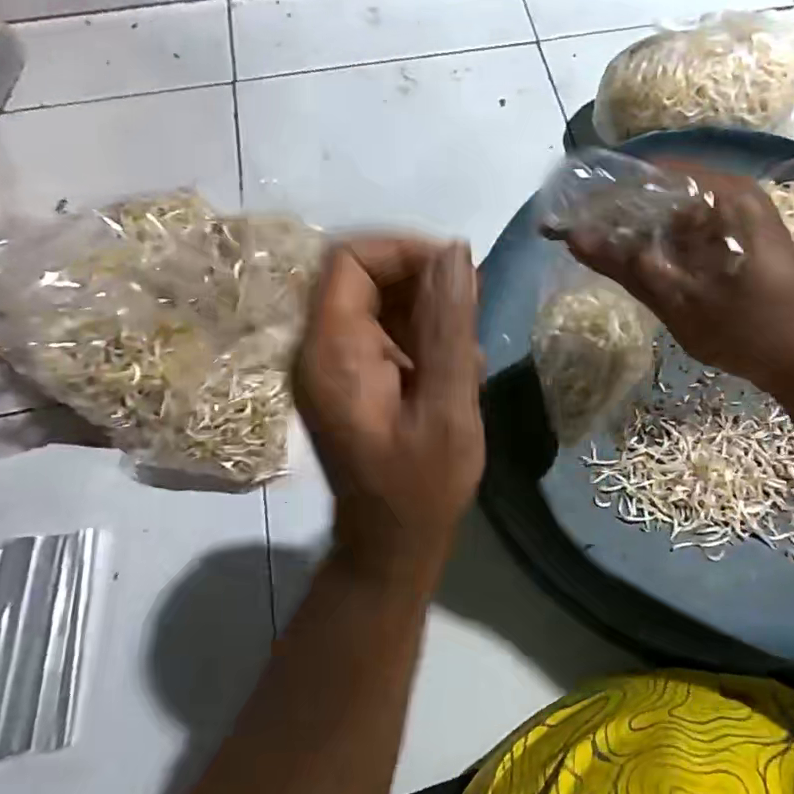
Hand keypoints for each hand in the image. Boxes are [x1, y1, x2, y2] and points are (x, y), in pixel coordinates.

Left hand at [294, 237, 484, 578]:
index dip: (405, 250)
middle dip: (423, 279)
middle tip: (474, 310)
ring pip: (376, 301)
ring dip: (427, 309)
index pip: (350, 259)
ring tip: (469, 347)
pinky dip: (421, 335)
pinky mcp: (349, 379)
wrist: (392, 544)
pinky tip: (455, 367)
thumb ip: (449, 326)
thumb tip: (456, 253)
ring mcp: (331, 365)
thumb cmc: (423, 486)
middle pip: (361, 275)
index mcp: (333, 352)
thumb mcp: (448, 405)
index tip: (459, 271)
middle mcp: (318, 349)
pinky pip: (381, 331)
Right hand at [564, 163, 793, 388]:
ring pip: (676, 212)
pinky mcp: (742, 239)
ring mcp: (741, 217)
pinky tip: (641, 264)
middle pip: (663, 190)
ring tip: (601, 250)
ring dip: (641, 230)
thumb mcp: (679, 299)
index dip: (608, 190)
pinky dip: (664, 244)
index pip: (653, 172)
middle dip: (621, 212)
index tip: (573, 210)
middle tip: (580, 234)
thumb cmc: (749, 328)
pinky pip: (692, 230)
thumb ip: (625, 265)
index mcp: (724, 195)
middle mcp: (734, 194)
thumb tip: (573, 237)